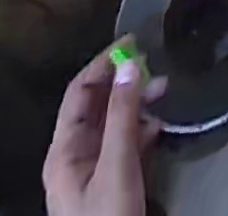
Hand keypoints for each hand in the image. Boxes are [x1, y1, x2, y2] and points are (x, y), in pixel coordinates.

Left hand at [42, 48, 168, 215]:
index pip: (78, 92)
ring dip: (135, 104)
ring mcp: (91, 171)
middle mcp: (73, 156)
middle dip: (123, 82)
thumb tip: (129, 65)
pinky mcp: (109, 185)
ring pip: (112, 123)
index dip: (102, 64)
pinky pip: (123, 144)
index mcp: (63, 150)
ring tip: (164, 90)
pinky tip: (159, 126)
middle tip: (153, 65)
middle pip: (95, 105)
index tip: (132, 43)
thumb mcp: (117, 168)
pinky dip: (140, 129)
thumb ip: (122, 116)